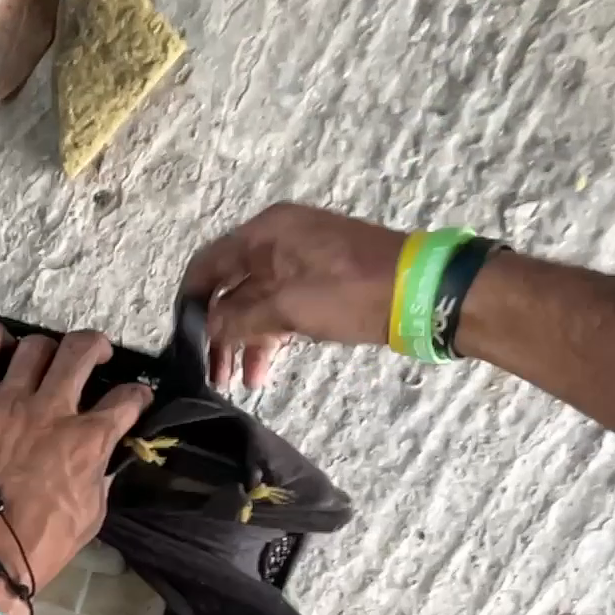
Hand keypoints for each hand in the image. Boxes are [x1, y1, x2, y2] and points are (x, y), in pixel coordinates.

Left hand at [0, 325, 153, 614]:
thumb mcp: (92, 511)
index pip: (125, 398)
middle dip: (95, 347)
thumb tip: (106, 448)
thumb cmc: (41, 542)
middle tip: (94, 357)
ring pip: (33, 347)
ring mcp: (5, 405)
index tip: (133, 397)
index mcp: (86, 439)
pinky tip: (1, 342)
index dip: (136, 395)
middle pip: (79, 350)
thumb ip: (101, 470)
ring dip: (46, 350)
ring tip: (45, 361)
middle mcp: (49, 411)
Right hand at [183, 203, 408, 388]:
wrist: (430, 293)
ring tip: (240, 381)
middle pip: (229, 289)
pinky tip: (262, 369)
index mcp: (265, 233)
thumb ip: (237, 319)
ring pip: (255, 304)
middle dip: (219, 332)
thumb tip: (209, 331)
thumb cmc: (350, 292)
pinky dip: (268, 337)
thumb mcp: (285, 308)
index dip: (191, 302)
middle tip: (213, 372)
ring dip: (243, 342)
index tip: (184, 338)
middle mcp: (276, 241)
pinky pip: (279, 310)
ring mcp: (299, 263)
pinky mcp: (319, 284)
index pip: (206, 265)